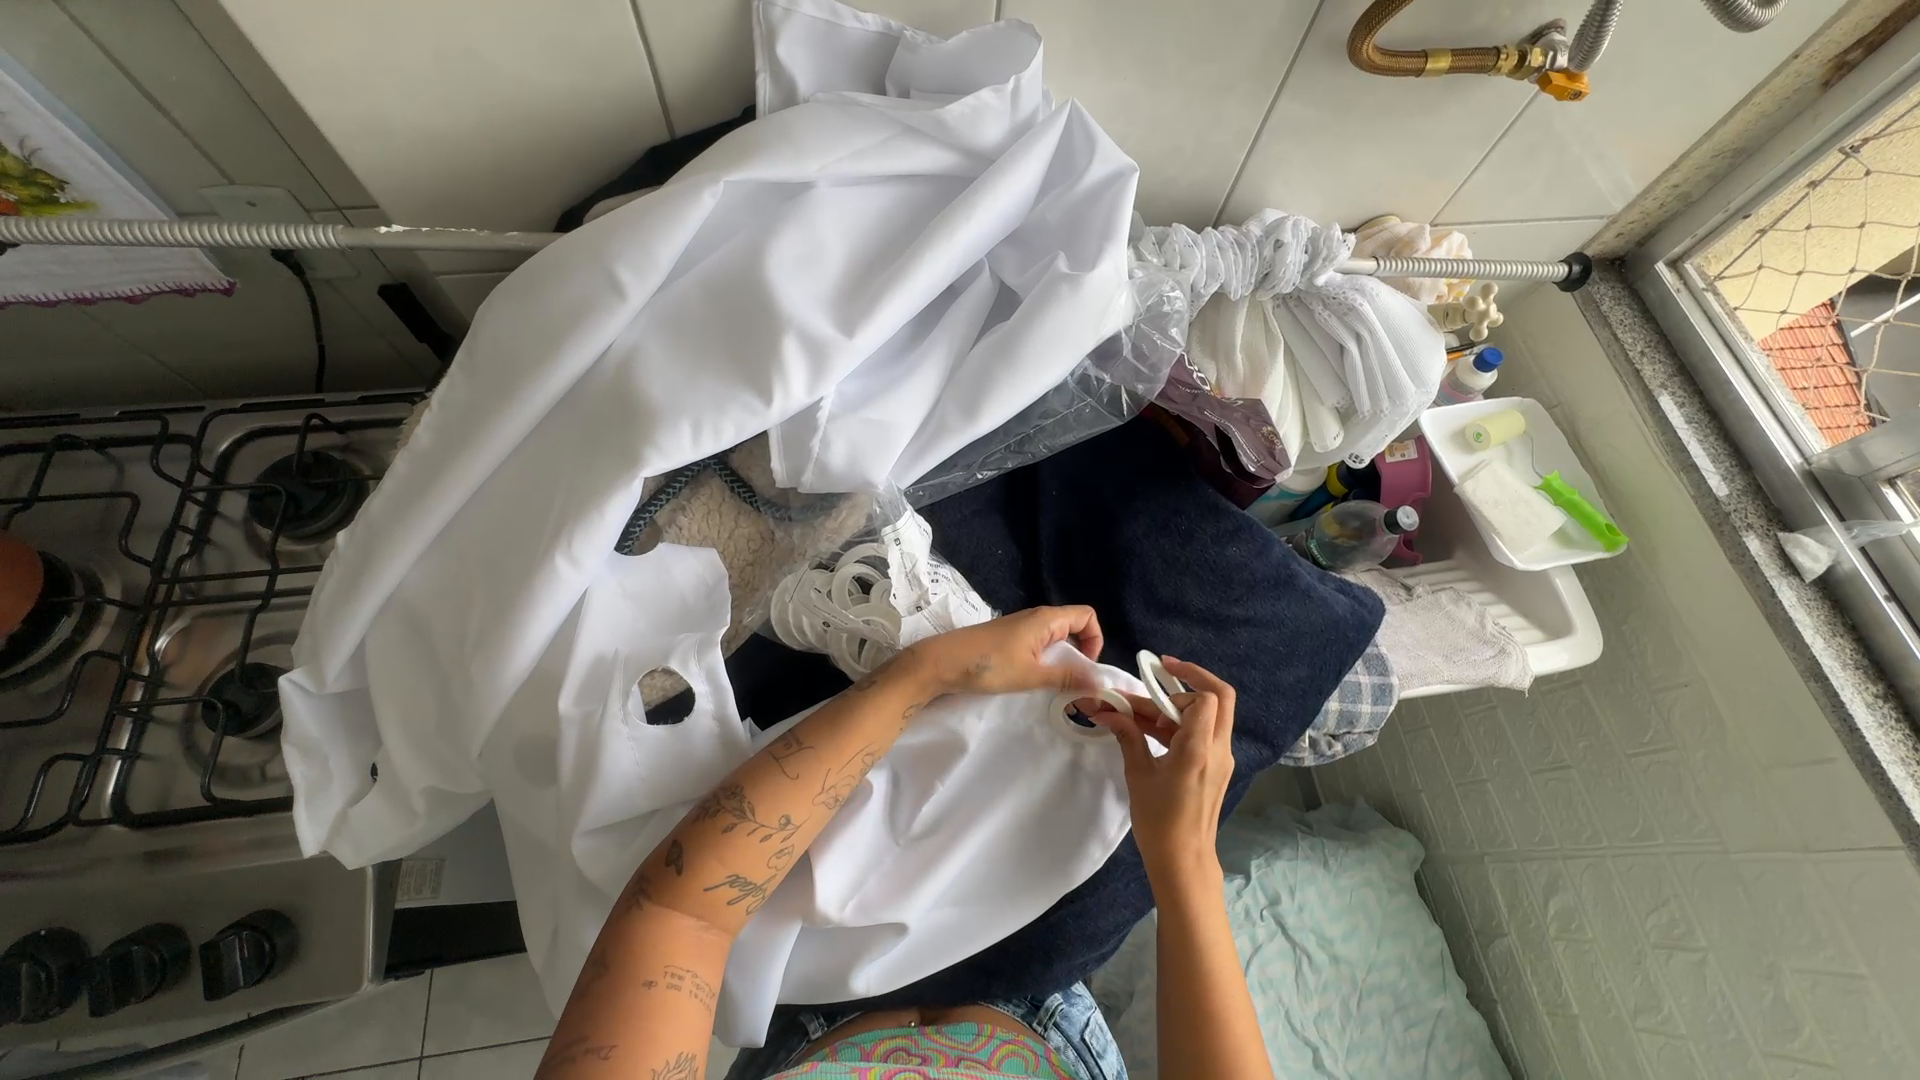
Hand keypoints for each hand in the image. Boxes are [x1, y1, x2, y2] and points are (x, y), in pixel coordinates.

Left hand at [902, 606, 1103, 698]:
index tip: (1087, 667)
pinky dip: (1044, 662)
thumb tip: (1101, 683)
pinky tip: (1034, 681)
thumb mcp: (1031, 674)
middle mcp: (1036, 618)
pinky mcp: (1008, 640)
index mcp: (1046, 619)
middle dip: (1080, 653)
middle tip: (1074, 682)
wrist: (941, 662)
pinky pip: (1038, 646)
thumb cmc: (988, 664)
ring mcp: (1021, 628)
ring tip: (1054, 686)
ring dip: (1061, 661)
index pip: (1087, 616)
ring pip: (1054, 640)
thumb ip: (1067, 678)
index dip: (1095, 639)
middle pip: (1073, 628)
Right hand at [1085, 658, 1236, 889]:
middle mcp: (1218, 749)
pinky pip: (1204, 732)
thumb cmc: (1159, 821)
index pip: (1204, 699)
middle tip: (1162, 670)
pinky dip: (1181, 723)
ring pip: (1211, 714)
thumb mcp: (1138, 774)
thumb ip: (1128, 736)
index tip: (1151, 689)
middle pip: (1221, 697)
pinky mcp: (1216, 767)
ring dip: (1179, 705)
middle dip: (1192, 678)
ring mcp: (1221, 758)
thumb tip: (1108, 711)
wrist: (1183, 861)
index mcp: (1199, 749)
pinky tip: (1150, 728)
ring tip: (1139, 710)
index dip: (1179, 688)